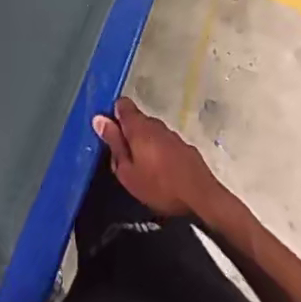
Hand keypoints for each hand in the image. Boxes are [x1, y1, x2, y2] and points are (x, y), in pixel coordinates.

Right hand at [91, 96, 223, 219]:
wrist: (200, 196)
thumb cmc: (158, 186)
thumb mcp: (127, 172)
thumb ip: (114, 143)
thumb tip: (99, 119)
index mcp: (139, 127)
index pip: (123, 105)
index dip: (114, 115)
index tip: (109, 133)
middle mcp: (156, 124)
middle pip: (137, 120)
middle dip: (128, 134)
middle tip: (124, 160)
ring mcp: (172, 134)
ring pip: (151, 132)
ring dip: (144, 144)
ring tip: (142, 169)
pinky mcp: (184, 146)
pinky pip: (164, 142)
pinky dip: (159, 151)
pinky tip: (161, 171)